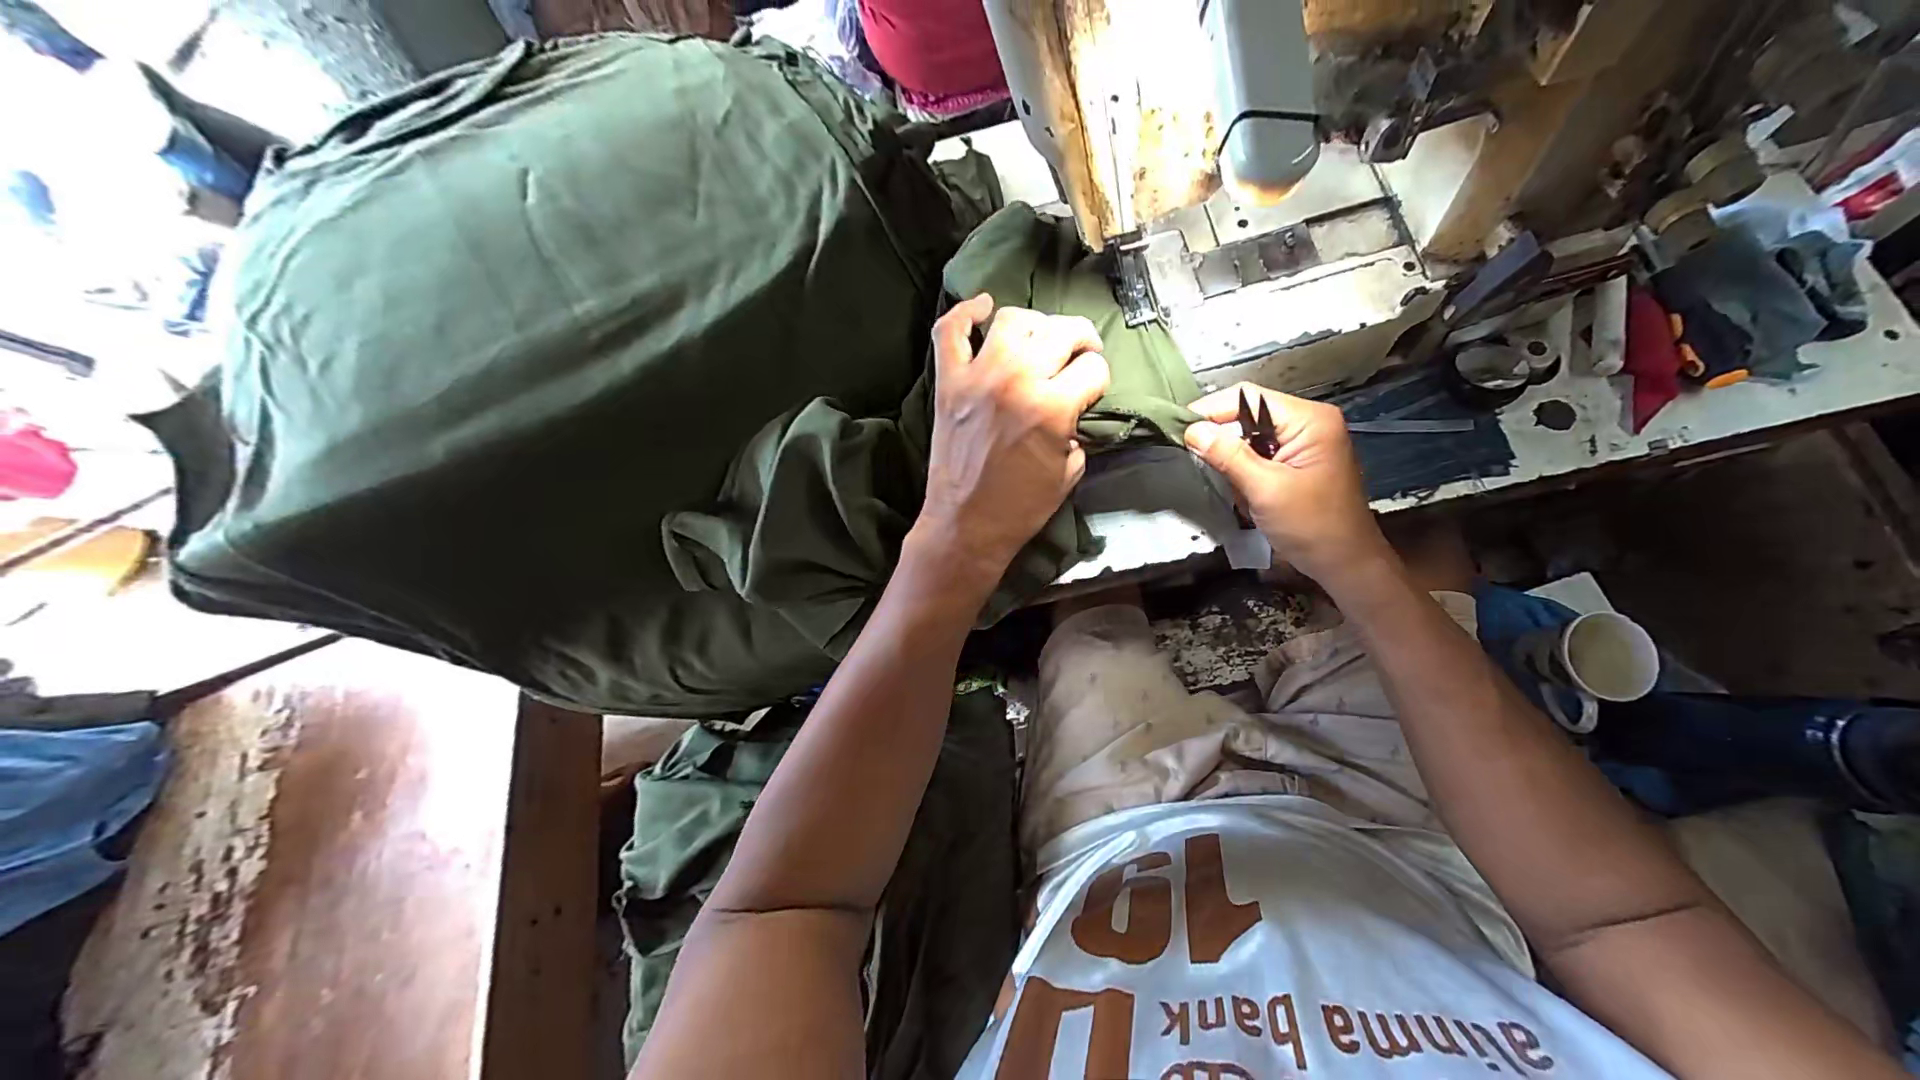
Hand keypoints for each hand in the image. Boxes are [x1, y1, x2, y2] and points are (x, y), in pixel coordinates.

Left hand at [912, 294, 1110, 592]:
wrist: (967, 525)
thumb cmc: (1021, 507)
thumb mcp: (1070, 472)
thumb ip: (1077, 429)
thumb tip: (1076, 405)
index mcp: (1052, 407)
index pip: (1093, 367)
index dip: (1098, 378)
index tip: (1091, 390)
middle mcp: (1017, 381)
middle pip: (1062, 331)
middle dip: (1081, 340)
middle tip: (1079, 355)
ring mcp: (978, 377)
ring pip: (1013, 320)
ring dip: (1034, 325)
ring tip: (1039, 341)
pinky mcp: (949, 382)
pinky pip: (950, 331)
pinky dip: (965, 313)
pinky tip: (982, 309)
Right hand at [1183, 383, 1392, 587]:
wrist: (1345, 563)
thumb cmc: (1312, 526)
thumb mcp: (1265, 489)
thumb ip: (1228, 456)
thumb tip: (1193, 430)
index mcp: (1309, 419)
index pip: (1248, 398)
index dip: (1211, 410)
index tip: (1179, 429)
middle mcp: (1307, 422)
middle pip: (1247, 414)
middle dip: (1222, 438)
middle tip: (1194, 457)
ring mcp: (1303, 441)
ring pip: (1249, 436)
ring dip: (1233, 458)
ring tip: (1228, 482)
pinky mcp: (1296, 461)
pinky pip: (1259, 453)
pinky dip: (1244, 470)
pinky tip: (1244, 491)